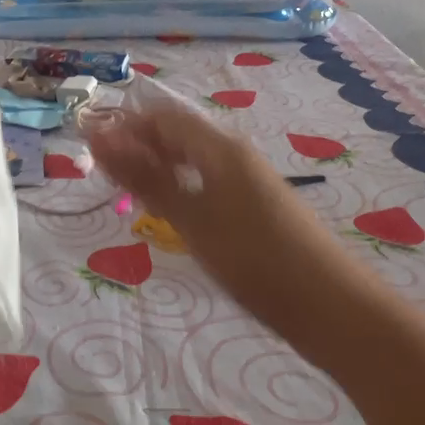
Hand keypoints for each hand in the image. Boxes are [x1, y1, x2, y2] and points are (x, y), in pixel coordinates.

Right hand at [87, 104, 327, 295]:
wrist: (334, 308)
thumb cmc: (255, 257)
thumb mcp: (191, 218)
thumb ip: (145, 177)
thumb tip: (99, 136)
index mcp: (218, 146)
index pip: (161, 116)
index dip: (124, 126)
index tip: (91, 150)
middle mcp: (234, 153)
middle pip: (178, 134)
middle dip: (139, 147)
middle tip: (106, 178)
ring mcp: (250, 180)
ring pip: (193, 160)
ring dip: (160, 169)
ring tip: (132, 197)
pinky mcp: (258, 207)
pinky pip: (209, 182)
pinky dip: (183, 189)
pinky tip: (174, 217)